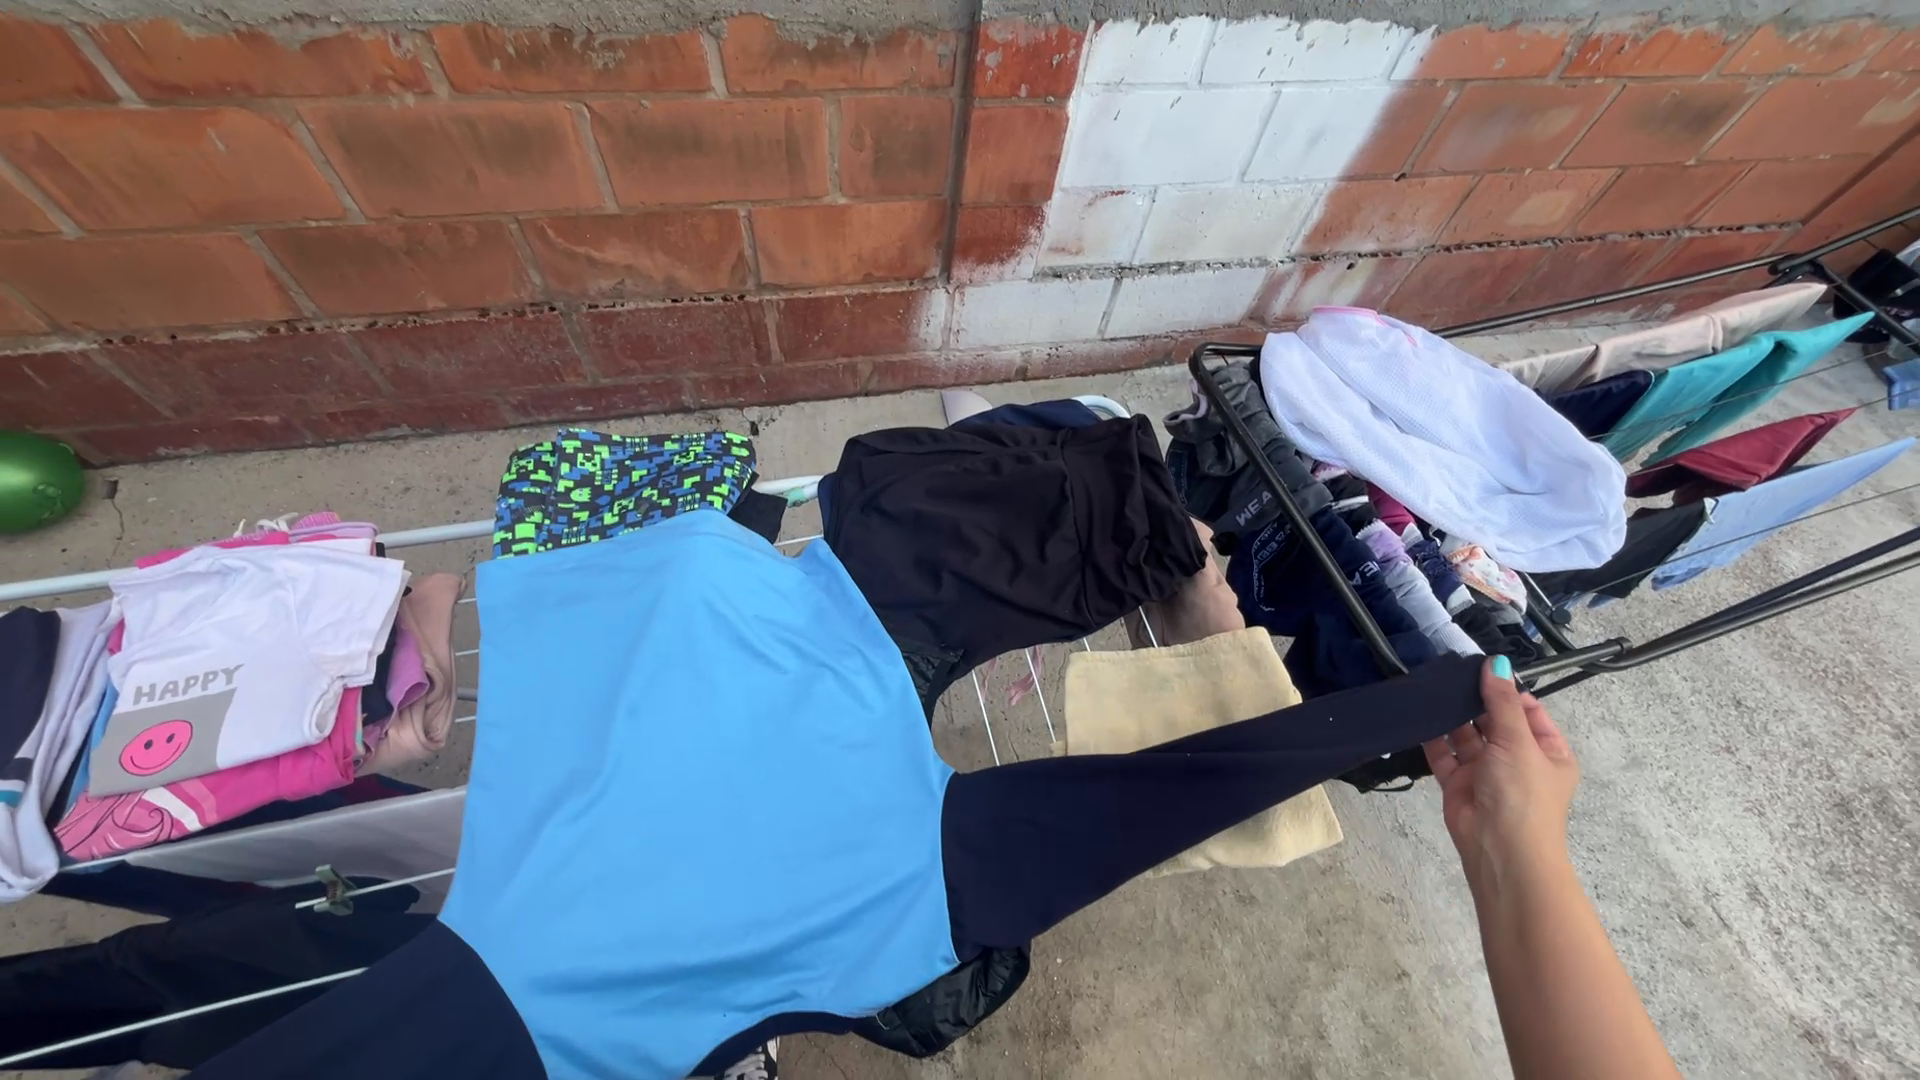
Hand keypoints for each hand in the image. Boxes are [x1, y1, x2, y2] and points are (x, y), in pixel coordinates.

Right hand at [1423, 657, 1580, 882]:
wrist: (1500, 848)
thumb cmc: (1522, 793)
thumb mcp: (1518, 742)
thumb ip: (1501, 702)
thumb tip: (1496, 662)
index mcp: (1547, 751)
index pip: (1527, 711)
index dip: (1506, 690)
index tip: (1478, 667)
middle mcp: (1517, 759)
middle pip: (1493, 720)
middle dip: (1473, 700)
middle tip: (1446, 672)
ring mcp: (1486, 771)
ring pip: (1466, 735)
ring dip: (1451, 716)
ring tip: (1429, 688)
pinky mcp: (1457, 781)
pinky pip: (1443, 753)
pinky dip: (1431, 736)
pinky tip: (1418, 714)